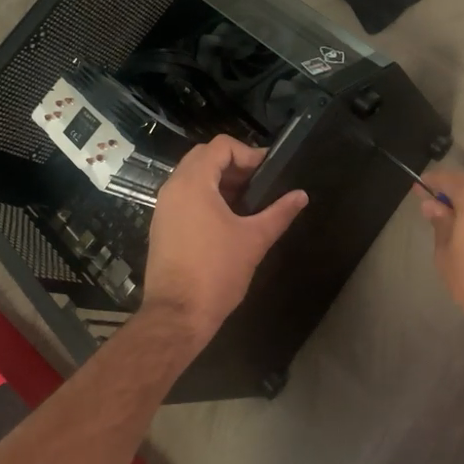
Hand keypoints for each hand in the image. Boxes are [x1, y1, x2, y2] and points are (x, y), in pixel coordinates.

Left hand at [143, 135, 308, 347]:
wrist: (177, 316)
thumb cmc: (216, 273)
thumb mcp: (254, 240)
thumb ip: (279, 212)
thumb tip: (302, 195)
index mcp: (193, 183)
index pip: (220, 146)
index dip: (248, 153)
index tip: (268, 172)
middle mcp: (173, 188)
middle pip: (204, 156)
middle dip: (234, 164)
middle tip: (258, 183)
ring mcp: (163, 207)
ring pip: (192, 177)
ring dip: (220, 180)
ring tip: (247, 201)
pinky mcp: (161, 225)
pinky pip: (184, 196)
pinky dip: (205, 196)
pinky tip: (227, 220)